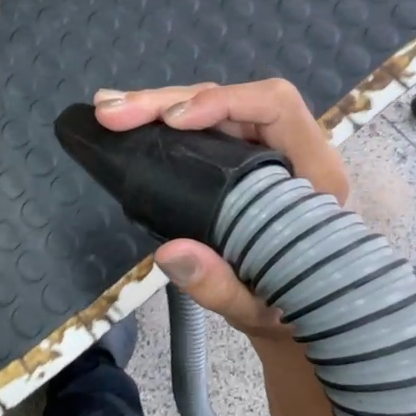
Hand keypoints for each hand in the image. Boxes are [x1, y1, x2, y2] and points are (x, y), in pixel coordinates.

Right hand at [93, 79, 349, 343]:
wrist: (302, 315)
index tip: (173, 121)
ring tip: (104, 108)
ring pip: (203, 106)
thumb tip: (169, 251)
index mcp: (310, 175)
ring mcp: (252, 151)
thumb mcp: (258, 308)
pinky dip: (152, 121)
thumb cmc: (292, 309)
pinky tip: (119, 120)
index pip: (275, 108)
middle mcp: (283, 150)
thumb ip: (221, 285)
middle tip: (110, 113)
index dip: (224, 102)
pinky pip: (191, 127)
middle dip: (165, 102)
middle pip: (226, 100)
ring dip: (151, 105)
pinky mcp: (225, 159)